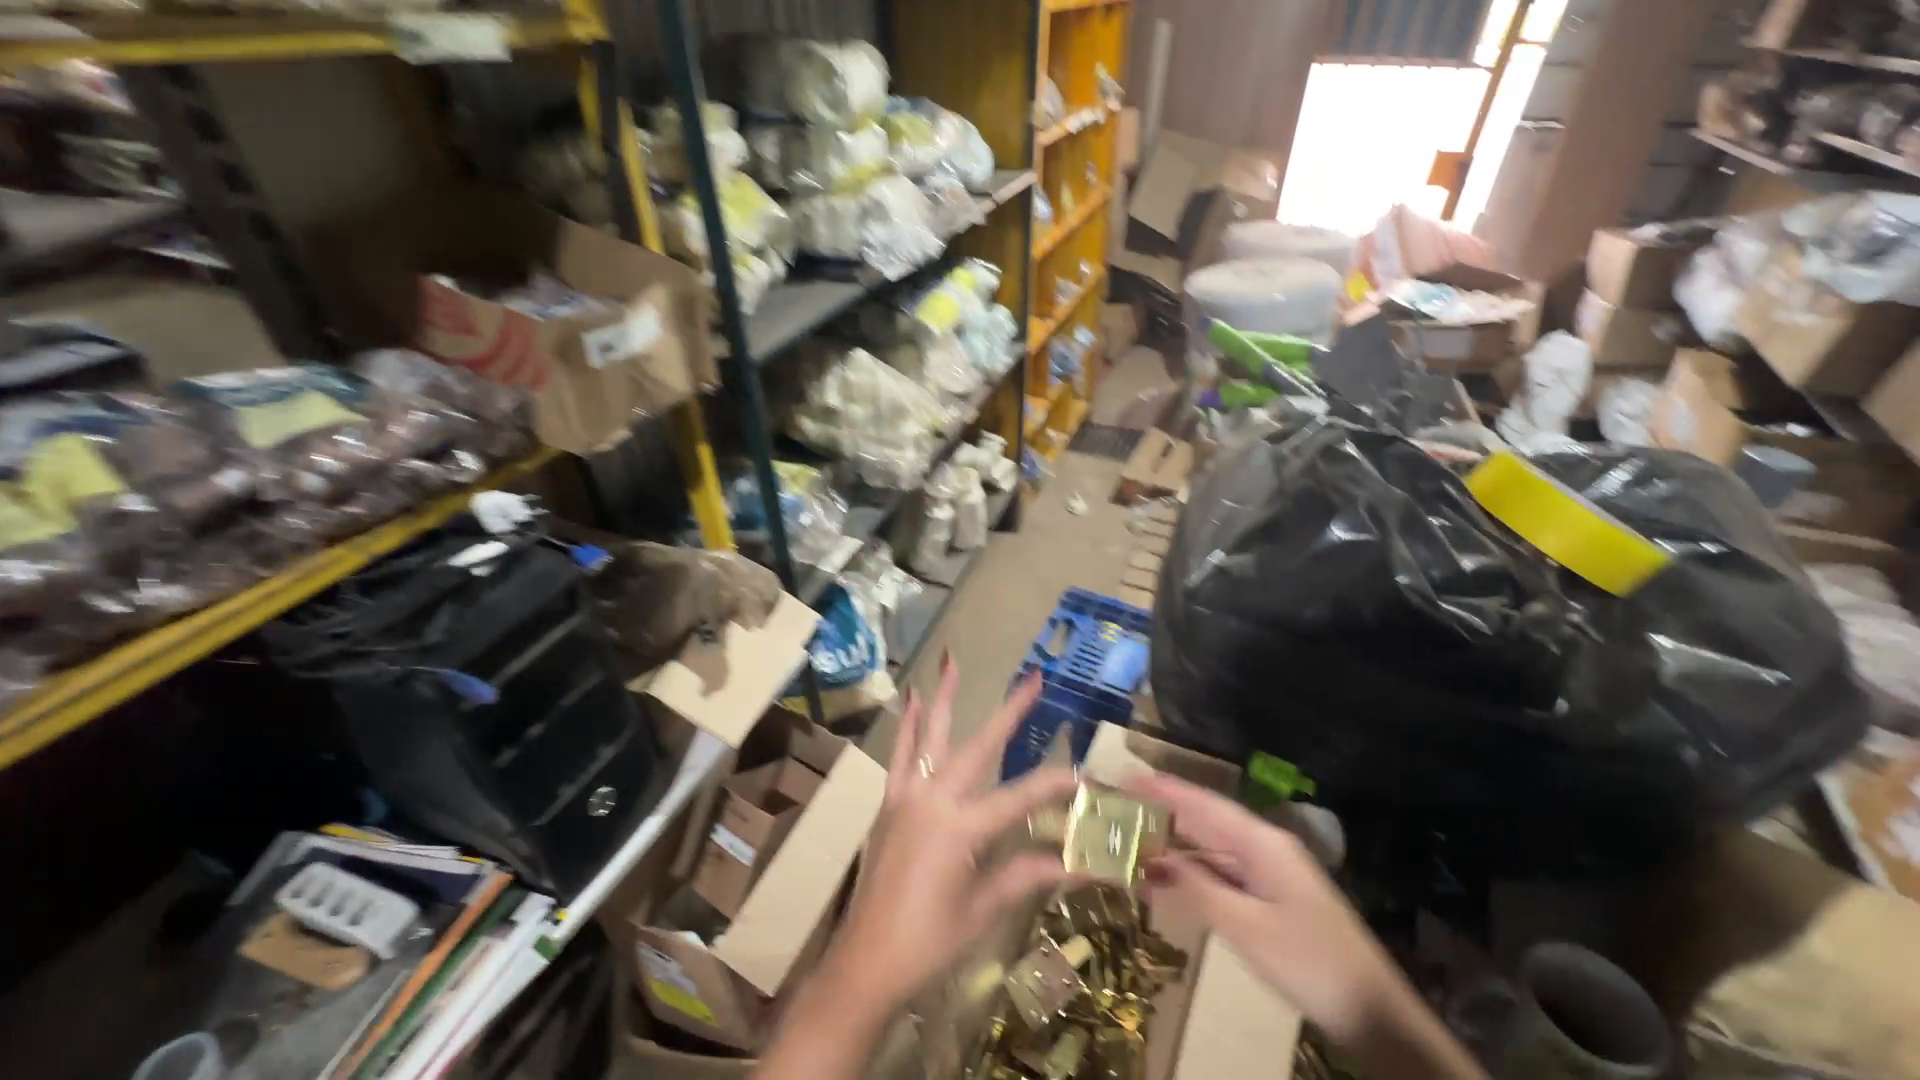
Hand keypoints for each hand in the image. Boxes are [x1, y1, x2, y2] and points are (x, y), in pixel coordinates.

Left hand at [825, 657, 1079, 1012]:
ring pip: (928, 738)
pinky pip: (899, 757)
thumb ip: (1026, 875)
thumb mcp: (984, 909)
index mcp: (960, 828)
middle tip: (1033, 679)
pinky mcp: (889, 806)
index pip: (1021, 796)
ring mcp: (905, 798)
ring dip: (941, 698)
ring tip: (949, 661)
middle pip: (977, 747)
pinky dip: (906, 727)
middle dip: (1009, 713)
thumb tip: (1077, 862)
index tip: (1086, 773)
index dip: (1056, 785)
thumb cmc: (929, 942)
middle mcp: (932, 800)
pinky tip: (908, 702)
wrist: (866, 962)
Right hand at [1122, 771, 1410, 1044]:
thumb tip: (1151, 858)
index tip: (1124, 777)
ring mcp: (1270, 875)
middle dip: (1163, 813)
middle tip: (1115, 807)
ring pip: (1212, 849)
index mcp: (1263, 843)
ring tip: (1127, 840)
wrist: (1372, 1011)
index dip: (1164, 789)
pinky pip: (1222, 874)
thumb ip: (1196, 887)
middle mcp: (1265, 849)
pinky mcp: (1271, 900)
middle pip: (1206, 821)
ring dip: (1173, 845)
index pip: (1204, 804)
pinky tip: (1163, 879)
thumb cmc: (1309, 961)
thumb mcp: (1245, 926)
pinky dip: (1191, 873)